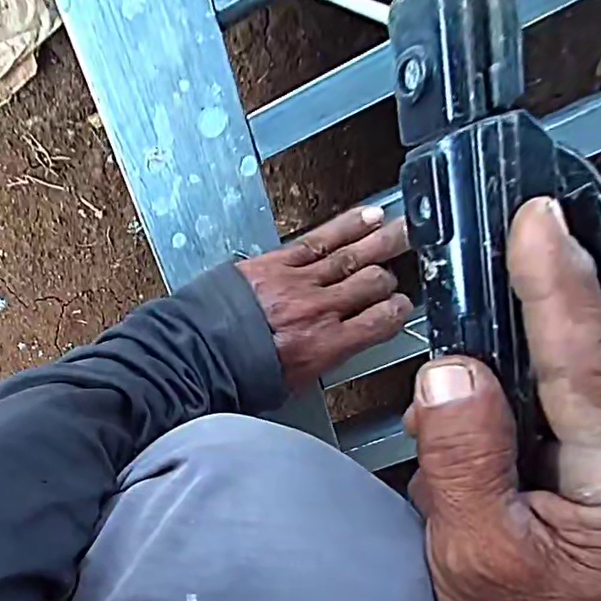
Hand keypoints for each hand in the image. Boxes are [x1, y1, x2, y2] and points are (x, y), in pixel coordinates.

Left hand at [236, 206, 412, 390]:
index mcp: (325, 344)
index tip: (400, 307)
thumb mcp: (290, 383)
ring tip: (404, 229)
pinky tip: (367, 217)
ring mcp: (299, 282)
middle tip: (398, 270)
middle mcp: (319, 310)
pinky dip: (347, 226)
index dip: (396, 312)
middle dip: (387, 279)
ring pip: (352, 256)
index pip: (379, 321)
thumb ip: (320, 360)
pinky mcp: (276, 262)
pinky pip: (320, 239)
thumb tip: (333, 347)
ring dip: (382, 241)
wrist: (197, 355)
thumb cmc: (234, 375)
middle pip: (371, 283)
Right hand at [404, 198, 600, 600]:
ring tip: (451, 458)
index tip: (537, 221)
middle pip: (582, 376)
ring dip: (502, 402)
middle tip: (450, 370)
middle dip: (508, 360)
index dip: (558, 288)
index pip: (592, 368)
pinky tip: (477, 456)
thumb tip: (450, 369)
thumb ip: (461, 454)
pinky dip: (516, 422)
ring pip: (571, 396)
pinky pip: (570, 421)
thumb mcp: (470, 548)